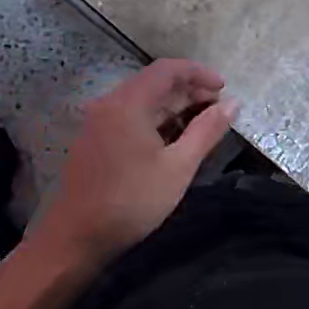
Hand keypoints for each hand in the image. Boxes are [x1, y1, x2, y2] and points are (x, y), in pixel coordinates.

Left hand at [32, 59, 234, 264]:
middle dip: (189, 90)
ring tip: (203, 125)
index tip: (223, 88)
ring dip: (174, 107)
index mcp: (128, 103)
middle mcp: (110, 104)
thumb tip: (233, 103)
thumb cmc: (132, 200)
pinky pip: (130, 117)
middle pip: (154, 83)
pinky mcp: (95, 141)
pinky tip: (174, 140)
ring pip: (142, 101)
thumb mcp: (179, 166)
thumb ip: (207, 130)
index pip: (167, 69)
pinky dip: (156, 120)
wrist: (75, 239)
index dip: (198, 73)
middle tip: (219, 109)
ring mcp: (98, 122)